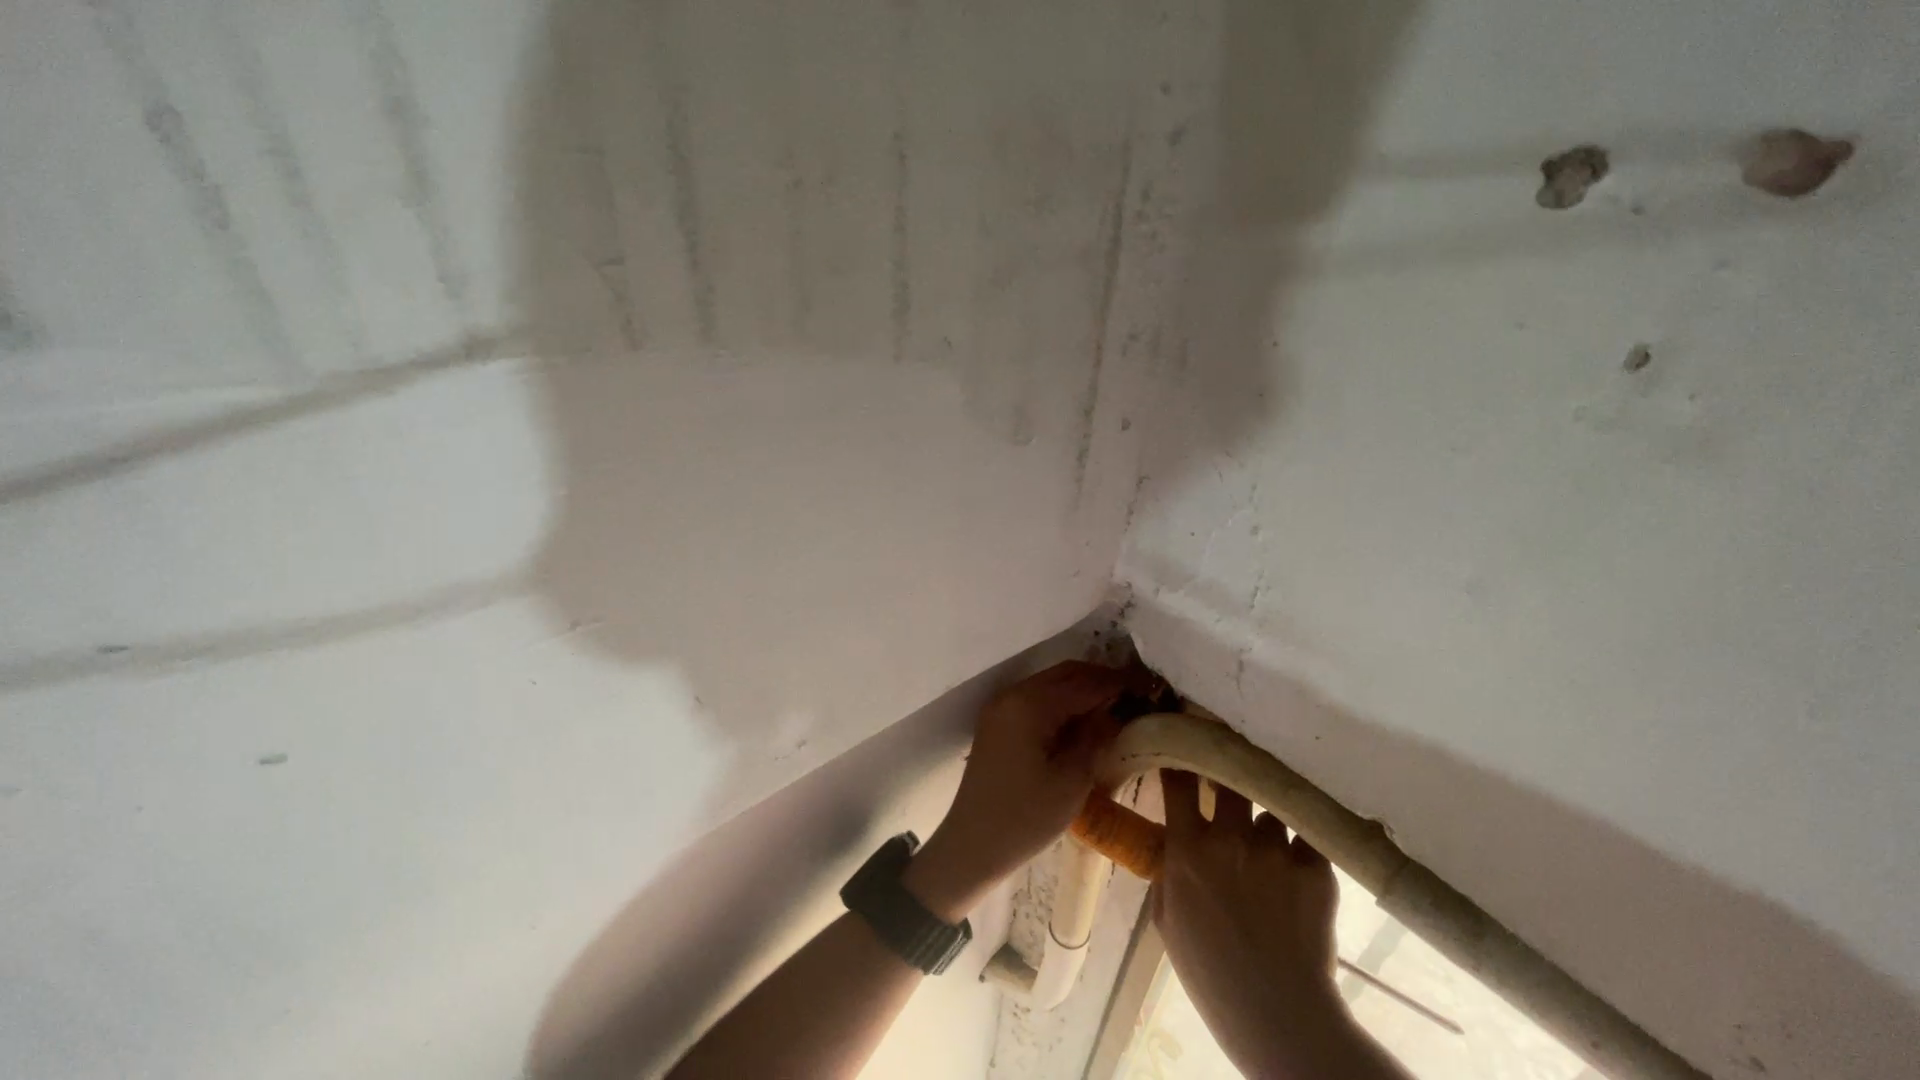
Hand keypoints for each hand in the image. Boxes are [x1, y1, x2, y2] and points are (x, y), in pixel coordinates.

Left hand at [902, 661, 1132, 919]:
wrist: (971, 846)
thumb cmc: (1025, 818)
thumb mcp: (1072, 780)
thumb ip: (1097, 738)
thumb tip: (1117, 712)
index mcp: (1030, 705)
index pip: (1085, 683)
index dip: (1120, 683)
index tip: (1152, 687)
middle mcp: (1013, 696)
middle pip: (1066, 675)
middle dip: (1102, 680)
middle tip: (1138, 695)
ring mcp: (1002, 709)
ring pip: (1052, 685)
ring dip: (1084, 690)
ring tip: (1118, 708)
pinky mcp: (999, 725)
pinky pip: (1038, 700)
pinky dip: (1064, 703)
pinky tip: (1086, 722)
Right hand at [1156, 769, 1386, 1078]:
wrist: (1278, 1014)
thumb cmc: (1209, 974)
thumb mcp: (1167, 920)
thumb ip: (1169, 872)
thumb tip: (1175, 844)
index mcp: (1188, 850)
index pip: (1180, 783)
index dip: (1180, 763)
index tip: (1181, 752)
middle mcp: (1232, 838)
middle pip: (1230, 780)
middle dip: (1228, 776)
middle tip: (1228, 782)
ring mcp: (1278, 851)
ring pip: (1270, 812)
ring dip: (1265, 821)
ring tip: (1267, 846)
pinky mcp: (1317, 868)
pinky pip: (1306, 838)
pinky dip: (1300, 846)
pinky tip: (1297, 866)